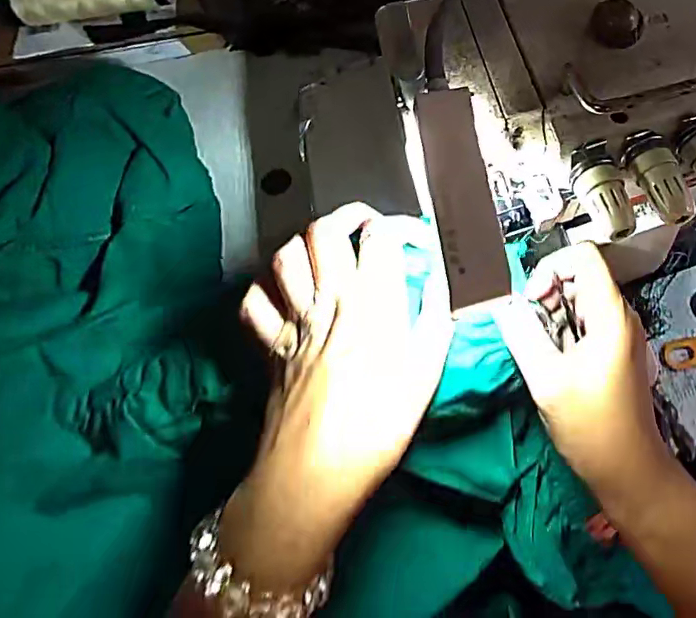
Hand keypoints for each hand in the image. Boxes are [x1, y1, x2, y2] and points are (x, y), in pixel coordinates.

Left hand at [218, 204, 452, 592]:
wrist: (311, 479)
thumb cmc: (377, 429)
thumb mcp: (424, 374)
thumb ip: (436, 320)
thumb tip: (441, 286)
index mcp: (372, 305)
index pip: (380, 237)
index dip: (401, 226)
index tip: (415, 239)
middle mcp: (329, 303)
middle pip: (324, 232)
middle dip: (348, 216)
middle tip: (367, 226)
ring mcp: (293, 322)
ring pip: (285, 256)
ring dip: (307, 245)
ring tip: (327, 254)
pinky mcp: (268, 346)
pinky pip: (253, 302)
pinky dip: (267, 289)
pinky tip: (287, 294)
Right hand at [492, 242, 676, 507]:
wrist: (630, 470)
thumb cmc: (594, 429)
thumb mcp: (547, 380)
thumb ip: (522, 335)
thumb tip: (502, 306)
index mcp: (610, 312)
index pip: (582, 255)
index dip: (551, 267)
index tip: (533, 300)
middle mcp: (619, 314)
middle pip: (579, 276)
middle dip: (547, 295)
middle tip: (531, 329)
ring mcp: (618, 332)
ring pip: (578, 299)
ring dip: (552, 316)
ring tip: (542, 351)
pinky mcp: (613, 349)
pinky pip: (584, 322)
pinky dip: (563, 332)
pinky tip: (554, 362)